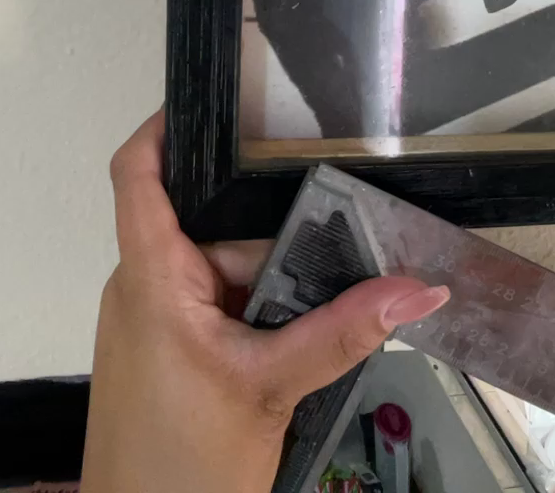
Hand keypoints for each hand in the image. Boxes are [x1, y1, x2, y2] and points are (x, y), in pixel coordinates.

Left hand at [81, 112, 450, 492]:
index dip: (161, 127)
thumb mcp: (271, 387)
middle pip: (211, 226)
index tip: (204, 97)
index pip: (135, 175)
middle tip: (338, 227)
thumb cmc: (184, 464)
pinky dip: (257, 307)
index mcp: (151, 275)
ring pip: (221, 269)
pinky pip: (216, 302)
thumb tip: (419, 289)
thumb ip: (343, 332)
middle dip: (269, 235)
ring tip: (329, 289)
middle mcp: (145, 284)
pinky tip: (296, 327)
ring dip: (270, 282)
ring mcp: (155, 318)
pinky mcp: (168, 347)